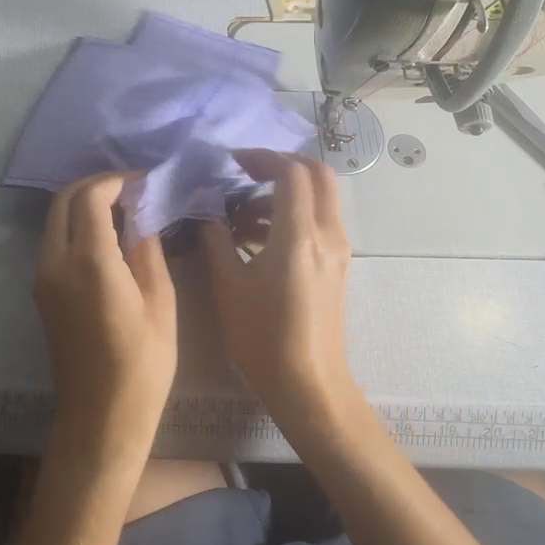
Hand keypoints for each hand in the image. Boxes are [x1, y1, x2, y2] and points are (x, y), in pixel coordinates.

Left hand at [33, 173, 177, 457]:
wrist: (100, 418)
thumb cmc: (142, 365)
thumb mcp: (161, 303)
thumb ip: (147, 249)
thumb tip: (142, 215)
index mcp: (90, 261)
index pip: (92, 196)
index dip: (117, 181)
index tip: (144, 182)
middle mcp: (56, 261)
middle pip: (65, 199)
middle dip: (96, 185)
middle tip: (132, 189)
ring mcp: (42, 277)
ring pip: (55, 218)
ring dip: (84, 203)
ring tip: (124, 210)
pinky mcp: (41, 291)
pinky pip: (55, 241)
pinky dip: (76, 225)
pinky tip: (108, 236)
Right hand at [200, 150, 356, 424]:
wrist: (309, 386)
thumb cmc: (263, 337)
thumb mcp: (228, 286)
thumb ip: (216, 239)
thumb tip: (207, 211)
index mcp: (299, 235)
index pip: (290, 172)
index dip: (261, 158)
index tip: (231, 162)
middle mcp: (327, 234)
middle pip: (318, 173)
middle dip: (281, 164)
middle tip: (246, 173)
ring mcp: (338, 249)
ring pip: (321, 196)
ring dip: (285, 191)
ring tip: (242, 214)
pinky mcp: (337, 264)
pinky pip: (320, 219)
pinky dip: (294, 212)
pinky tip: (257, 237)